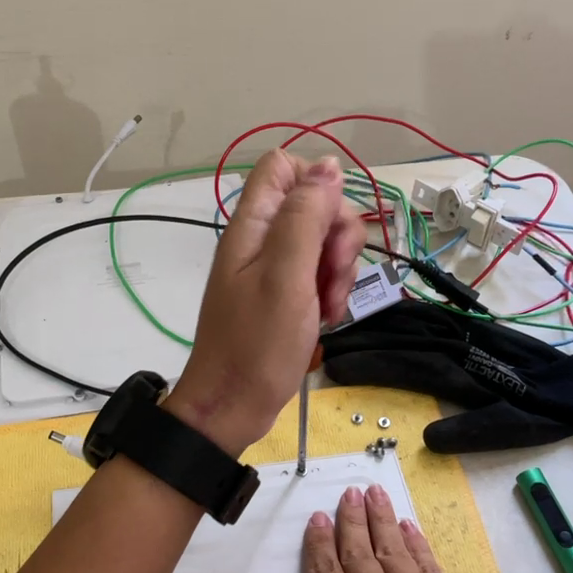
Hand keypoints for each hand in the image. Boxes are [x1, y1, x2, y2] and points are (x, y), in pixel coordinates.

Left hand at [163, 149, 364, 455]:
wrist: (233, 406)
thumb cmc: (257, 345)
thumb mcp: (286, 276)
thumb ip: (305, 217)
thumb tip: (328, 166)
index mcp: (253, 226)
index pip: (283, 167)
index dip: (316, 182)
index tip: (330, 223)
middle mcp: (262, 240)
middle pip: (315, 206)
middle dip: (338, 238)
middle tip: (331, 276)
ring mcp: (274, 270)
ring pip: (324, 243)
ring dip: (339, 271)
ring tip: (328, 307)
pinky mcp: (285, 297)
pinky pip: (319, 276)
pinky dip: (331, 293)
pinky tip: (327, 318)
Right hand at [251, 484, 533, 572]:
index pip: (324, 572)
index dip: (319, 543)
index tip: (317, 519)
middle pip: (359, 552)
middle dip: (351, 519)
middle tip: (348, 492)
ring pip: (393, 549)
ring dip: (382, 518)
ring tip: (374, 492)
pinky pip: (427, 564)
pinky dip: (416, 542)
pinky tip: (408, 528)